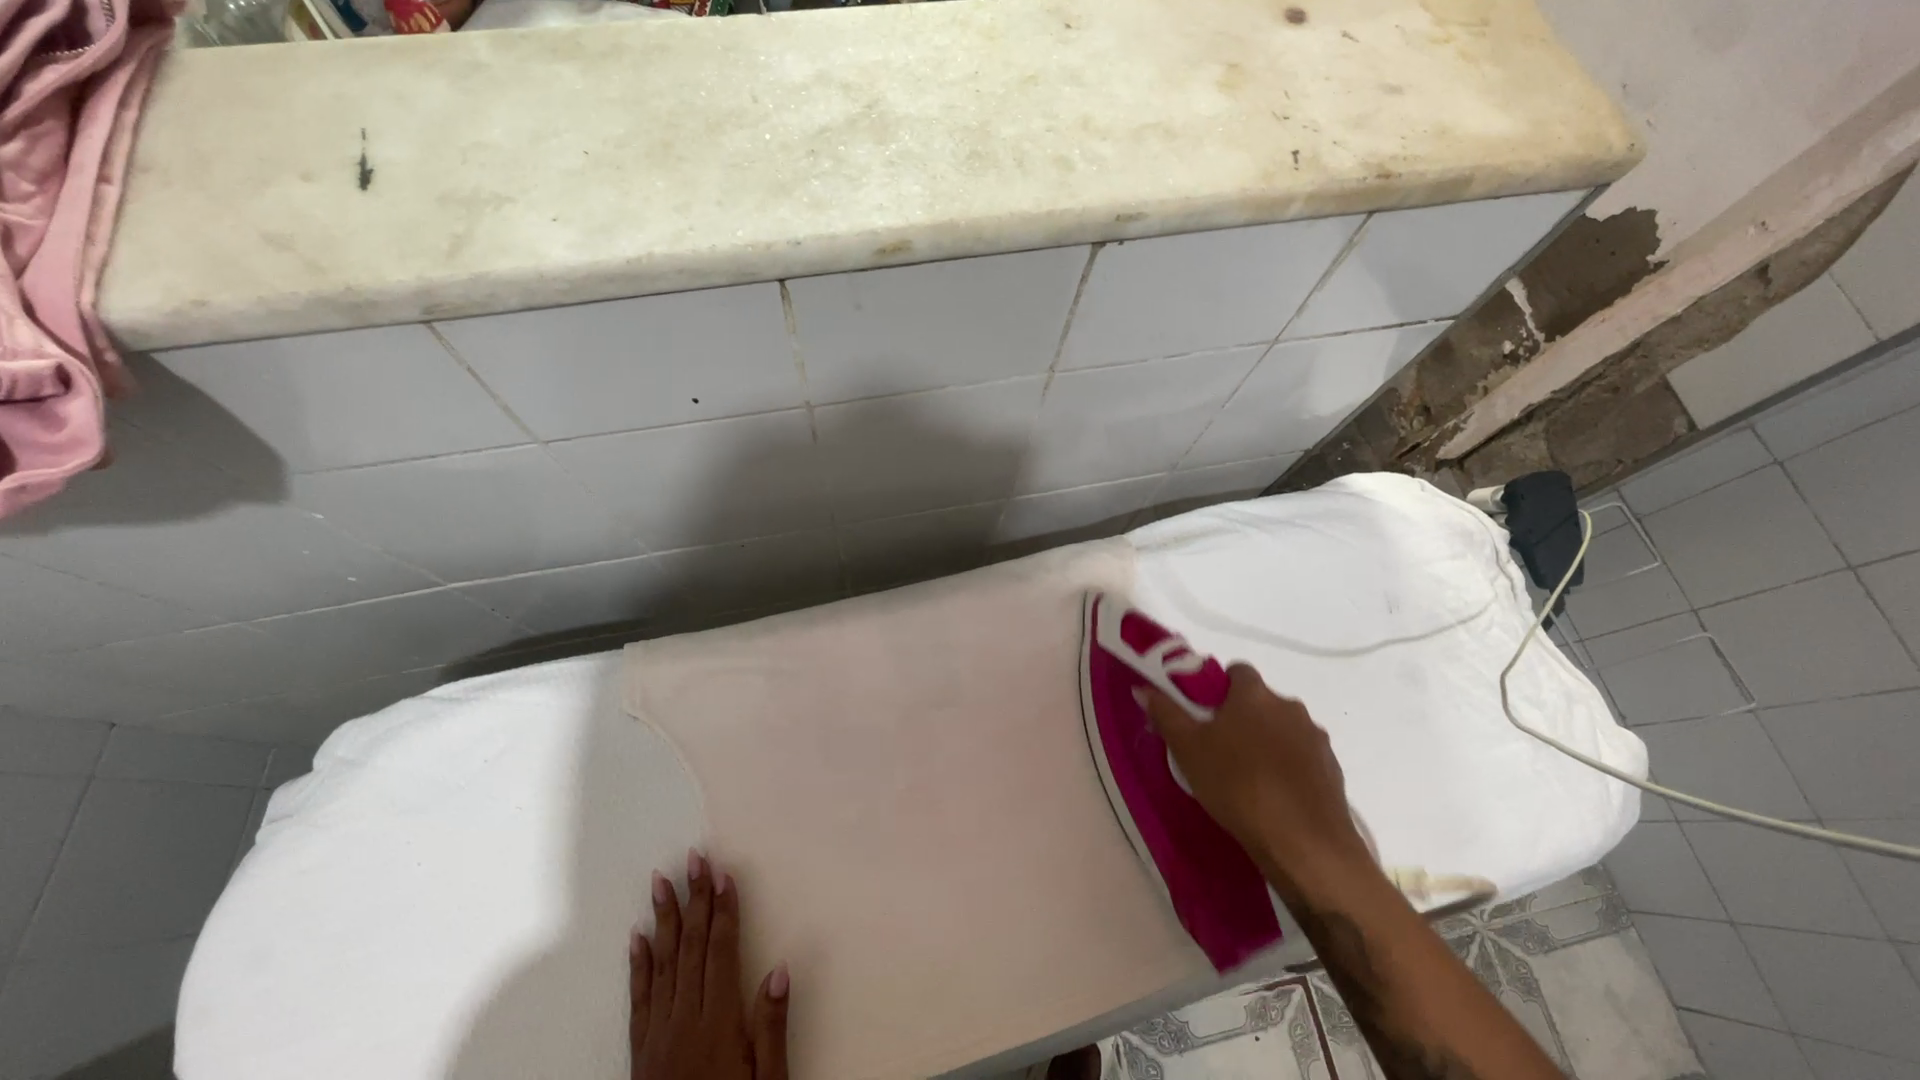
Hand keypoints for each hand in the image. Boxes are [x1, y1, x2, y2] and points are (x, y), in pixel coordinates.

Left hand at [630, 849, 789, 1079]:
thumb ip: (770, 1028)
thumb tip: (778, 970)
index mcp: (718, 1023)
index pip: (721, 952)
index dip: (724, 911)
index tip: (724, 874)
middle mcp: (685, 1019)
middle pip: (690, 947)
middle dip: (694, 899)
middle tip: (694, 858)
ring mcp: (659, 1032)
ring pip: (661, 962)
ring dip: (663, 918)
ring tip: (662, 881)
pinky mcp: (641, 1049)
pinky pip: (639, 997)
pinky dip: (638, 963)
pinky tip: (638, 936)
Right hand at [1144, 664, 1371, 890]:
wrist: (1302, 840)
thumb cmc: (1237, 785)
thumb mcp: (1187, 749)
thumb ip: (1165, 713)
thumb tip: (1144, 687)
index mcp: (1254, 694)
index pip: (1237, 671)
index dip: (1218, 689)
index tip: (1204, 716)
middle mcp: (1289, 706)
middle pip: (1260, 702)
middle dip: (1242, 719)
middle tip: (1218, 751)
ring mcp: (1315, 737)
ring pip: (1282, 730)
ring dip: (1266, 744)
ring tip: (1247, 780)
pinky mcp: (1331, 768)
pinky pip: (1302, 758)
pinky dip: (1287, 769)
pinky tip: (1273, 798)